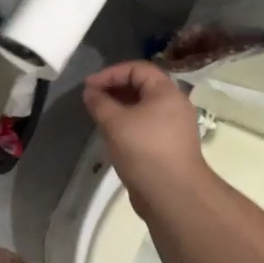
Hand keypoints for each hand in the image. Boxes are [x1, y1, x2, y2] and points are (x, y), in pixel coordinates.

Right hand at [83, 61, 207, 192]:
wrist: (172, 193)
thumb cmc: (143, 150)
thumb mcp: (115, 122)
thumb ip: (99, 103)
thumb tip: (90, 92)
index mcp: (166, 92)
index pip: (138, 69)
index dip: (111, 73)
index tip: (88, 86)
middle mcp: (174, 105)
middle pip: (143, 86)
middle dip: (115, 89)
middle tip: (92, 99)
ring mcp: (174, 127)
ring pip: (144, 108)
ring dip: (120, 108)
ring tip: (99, 116)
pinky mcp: (170, 146)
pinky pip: (147, 126)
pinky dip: (129, 124)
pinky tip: (113, 135)